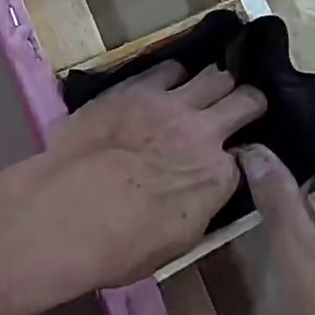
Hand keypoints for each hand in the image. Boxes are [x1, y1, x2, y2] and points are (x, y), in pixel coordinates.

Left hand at [36, 61, 265, 292]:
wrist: (64, 214)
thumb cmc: (120, 245)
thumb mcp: (179, 240)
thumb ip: (204, 203)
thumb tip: (210, 186)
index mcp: (217, 175)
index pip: (246, 155)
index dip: (240, 156)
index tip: (233, 158)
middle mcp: (203, 131)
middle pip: (245, 99)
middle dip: (249, 101)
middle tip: (242, 106)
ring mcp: (170, 103)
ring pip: (213, 75)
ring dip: (215, 83)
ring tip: (204, 90)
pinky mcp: (136, 87)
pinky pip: (169, 68)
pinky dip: (175, 76)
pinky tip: (167, 83)